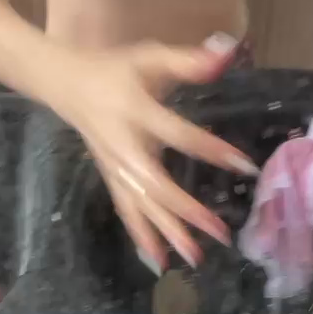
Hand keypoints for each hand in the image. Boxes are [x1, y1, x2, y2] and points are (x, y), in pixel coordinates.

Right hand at [46, 37, 259, 272]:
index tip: (244, 165)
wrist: (68, 86)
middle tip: (220, 233)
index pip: (180, 136)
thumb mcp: (149, 57)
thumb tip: (228, 52)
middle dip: (189, 213)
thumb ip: (187, 61)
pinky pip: (129, 214)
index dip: (212, 150)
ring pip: (143, 208)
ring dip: (169, 234)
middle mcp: (127, 150)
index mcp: (138, 114)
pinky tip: (161, 261)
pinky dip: (143, 238)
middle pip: (159, 187)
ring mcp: (118, 171)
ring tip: (195, 259)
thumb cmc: (115, 71)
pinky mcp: (113, 182)